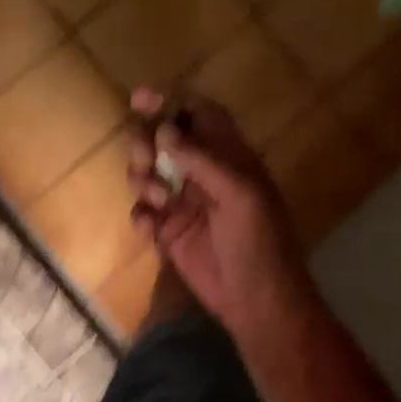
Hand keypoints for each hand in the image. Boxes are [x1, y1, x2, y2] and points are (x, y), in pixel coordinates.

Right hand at [127, 88, 315, 340]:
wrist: (257, 302)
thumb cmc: (260, 243)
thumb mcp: (240, 195)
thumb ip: (203, 159)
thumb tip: (165, 129)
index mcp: (228, 158)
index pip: (197, 115)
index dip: (171, 102)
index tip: (140, 99)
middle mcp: (202, 174)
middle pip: (161, 139)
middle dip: (145, 143)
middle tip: (145, 161)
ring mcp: (182, 203)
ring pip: (145, 172)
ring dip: (141, 178)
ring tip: (157, 201)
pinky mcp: (167, 232)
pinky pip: (141, 211)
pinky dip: (140, 215)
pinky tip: (151, 229)